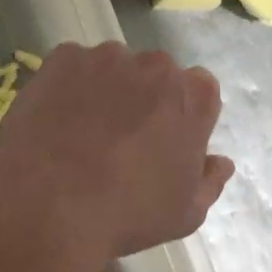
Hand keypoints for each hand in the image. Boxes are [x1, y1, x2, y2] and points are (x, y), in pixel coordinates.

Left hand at [0, 41, 232, 259]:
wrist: (50, 204)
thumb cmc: (127, 213)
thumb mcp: (185, 213)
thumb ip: (209, 181)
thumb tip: (221, 162)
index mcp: (194, 97)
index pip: (198, 91)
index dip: (180, 116)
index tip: (162, 141)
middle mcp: (155, 65)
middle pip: (154, 74)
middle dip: (142, 98)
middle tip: (119, 137)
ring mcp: (106, 57)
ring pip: (111, 68)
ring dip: (103, 89)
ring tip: (80, 131)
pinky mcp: (62, 58)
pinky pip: (71, 66)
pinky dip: (66, 86)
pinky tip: (55, 120)